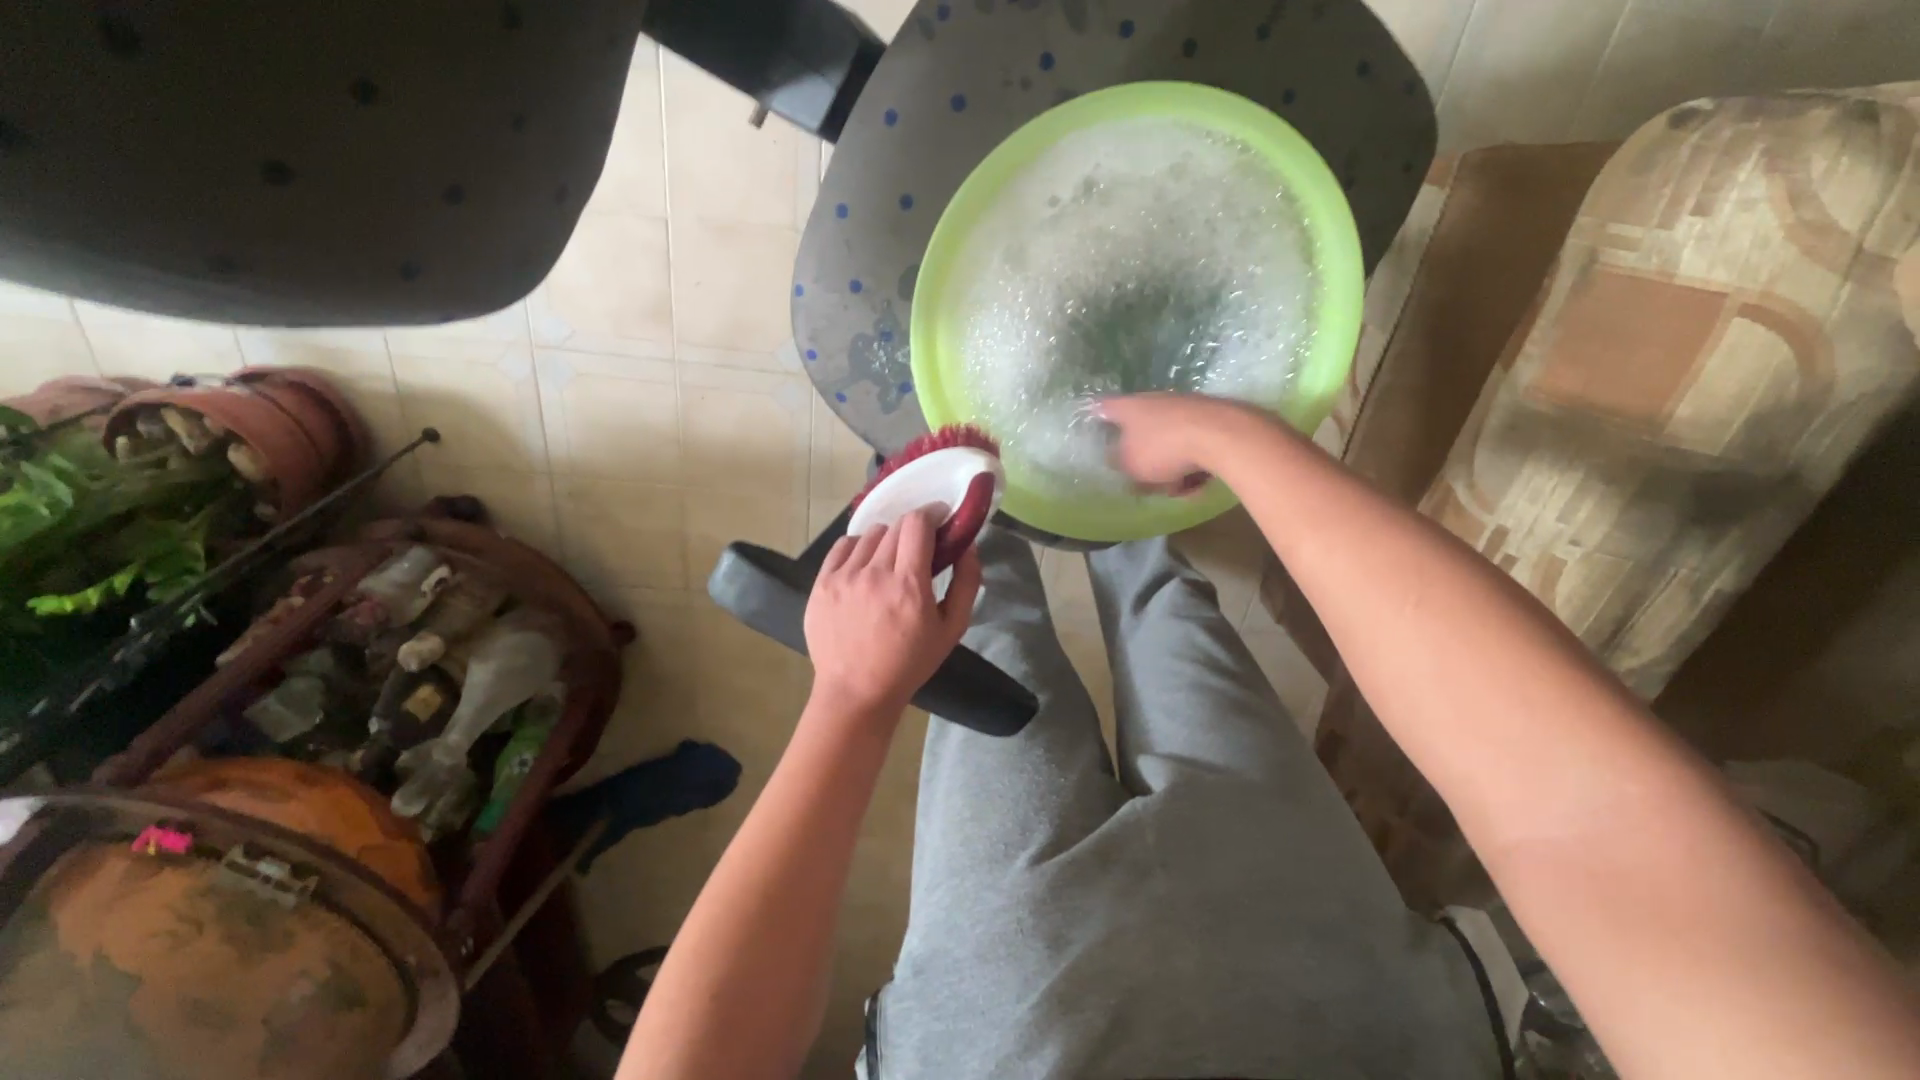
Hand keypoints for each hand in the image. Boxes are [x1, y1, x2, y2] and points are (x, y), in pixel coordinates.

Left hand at [804, 508, 982, 717]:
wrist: (856, 692)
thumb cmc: (910, 663)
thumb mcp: (951, 629)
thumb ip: (966, 583)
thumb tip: (967, 545)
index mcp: (908, 584)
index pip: (917, 523)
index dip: (932, 513)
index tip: (940, 519)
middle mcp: (874, 574)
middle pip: (896, 526)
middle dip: (912, 531)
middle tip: (918, 550)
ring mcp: (843, 577)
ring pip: (870, 535)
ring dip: (886, 542)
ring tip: (889, 564)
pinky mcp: (822, 584)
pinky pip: (843, 546)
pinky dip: (859, 549)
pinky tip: (865, 568)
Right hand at [1094, 393, 1265, 491]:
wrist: (1221, 436)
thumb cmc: (1163, 449)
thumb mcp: (1131, 466)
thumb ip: (1119, 465)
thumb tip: (1117, 461)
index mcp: (1130, 408)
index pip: (1105, 407)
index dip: (1097, 414)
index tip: (1094, 418)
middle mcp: (1157, 401)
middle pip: (1143, 430)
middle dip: (1145, 457)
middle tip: (1147, 480)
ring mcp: (1187, 406)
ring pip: (1171, 442)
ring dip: (1173, 466)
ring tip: (1180, 487)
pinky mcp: (1213, 418)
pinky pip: (1195, 446)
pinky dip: (1195, 464)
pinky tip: (1201, 481)